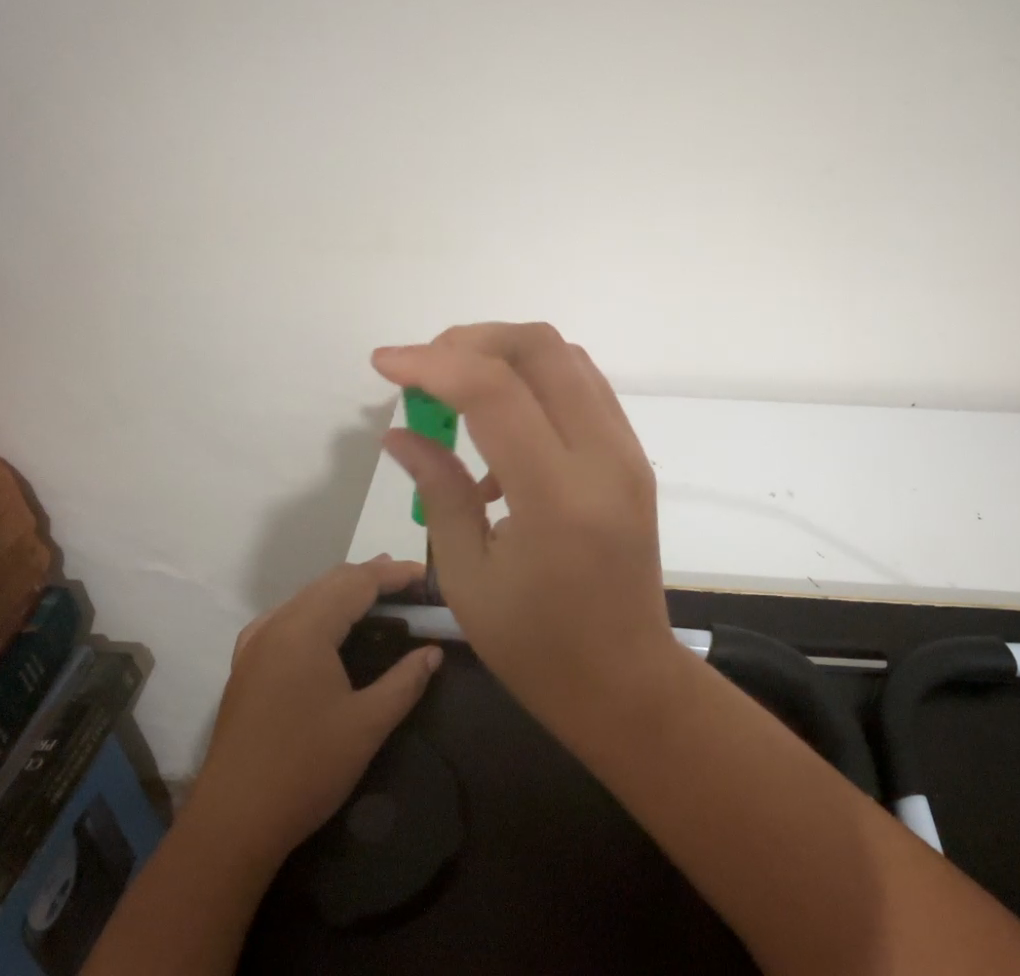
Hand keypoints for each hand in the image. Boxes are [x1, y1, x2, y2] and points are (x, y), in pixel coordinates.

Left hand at [190, 558, 442, 859]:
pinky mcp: (247, 669)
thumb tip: (433, 652)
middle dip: (371, 578)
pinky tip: (331, 628)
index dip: (395, 575)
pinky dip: (320, 611)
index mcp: (304, 630)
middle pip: (329, 583)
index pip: (356, 582)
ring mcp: (254, 647)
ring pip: (306, 599)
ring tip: (381, 596)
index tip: (429, 577)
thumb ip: (405, 681)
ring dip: (344, 592)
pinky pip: (288, 620)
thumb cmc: (306, 767)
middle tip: (413, 586)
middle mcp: (275, 626)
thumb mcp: (368, 724)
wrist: (234, 820)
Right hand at [372, 323, 678, 708]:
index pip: (494, 391)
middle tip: (424, 369)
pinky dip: (537, 386)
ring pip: (569, 360)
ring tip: (454, 393)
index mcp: (558, 497)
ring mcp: (628, 456)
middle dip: (473, 341)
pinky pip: (585, 392)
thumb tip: (399, 433)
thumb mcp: (467, 577)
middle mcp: (604, 459)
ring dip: (507, 356)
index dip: (433, 364)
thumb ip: (438, 491)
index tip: (385, 364)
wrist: (625, 679)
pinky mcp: (634, 461)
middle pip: (542, 349)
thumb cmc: (537, 647)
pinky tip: (499, 435)